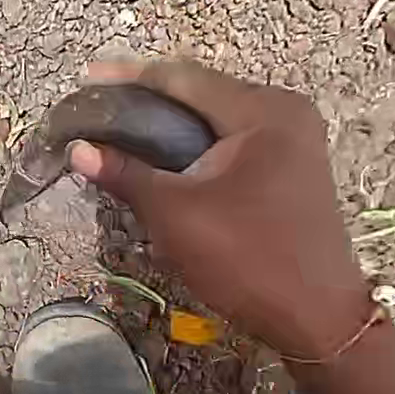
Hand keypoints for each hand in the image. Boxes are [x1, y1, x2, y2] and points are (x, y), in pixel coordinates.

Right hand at [70, 60, 394, 393]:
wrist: (315, 316)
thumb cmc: (246, 259)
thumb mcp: (176, 215)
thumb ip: (127, 174)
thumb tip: (79, 149)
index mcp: (262, 110)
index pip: (183, 78)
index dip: (130, 77)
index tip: (88, 77)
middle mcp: (284, 112)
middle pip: (202, 94)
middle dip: (149, 102)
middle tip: (101, 109)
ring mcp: (293, 140)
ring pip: (216, 120)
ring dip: (171, 126)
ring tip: (123, 132)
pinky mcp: (291, 168)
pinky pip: (232, 143)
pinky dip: (195, 147)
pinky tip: (165, 158)